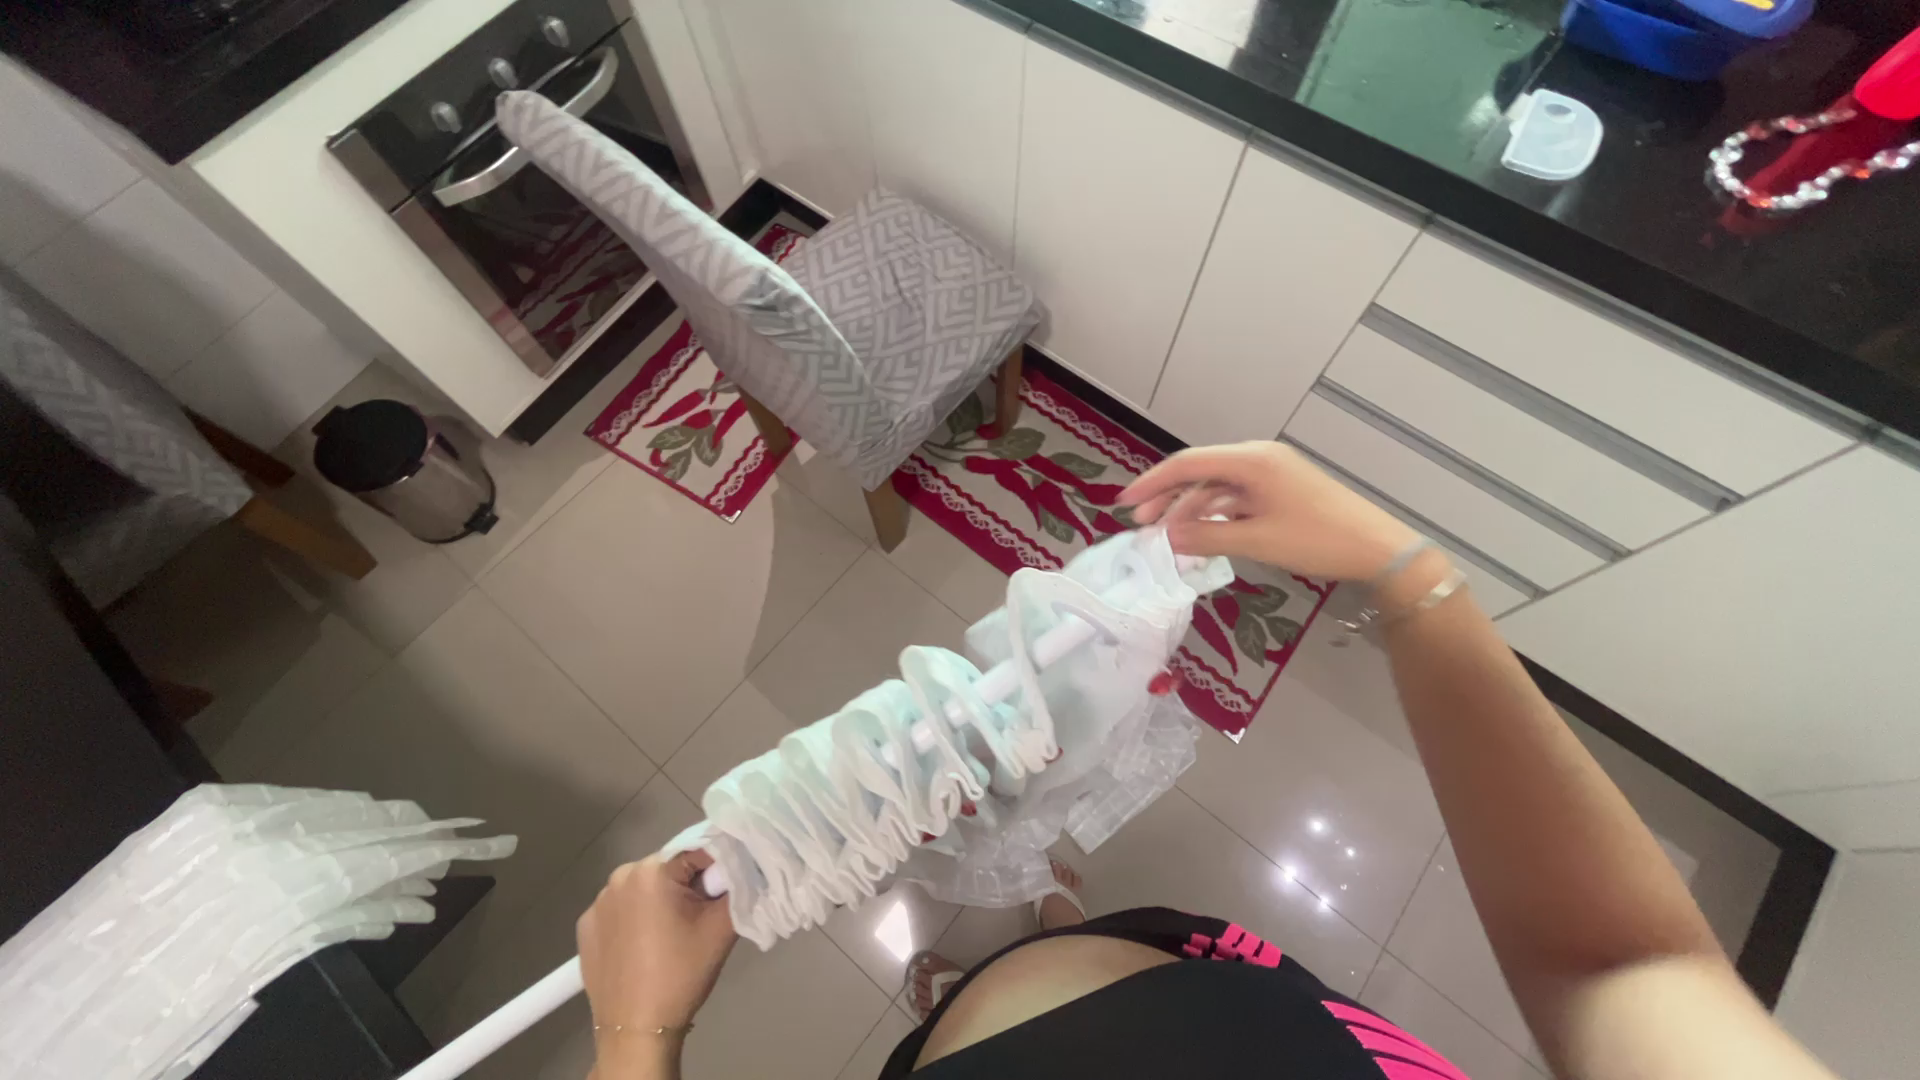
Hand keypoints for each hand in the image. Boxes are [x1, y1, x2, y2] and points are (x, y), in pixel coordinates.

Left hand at [577, 851, 735, 1046]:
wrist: (637, 1031)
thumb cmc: (682, 973)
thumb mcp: (723, 925)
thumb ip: (739, 884)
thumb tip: (746, 863)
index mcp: (653, 870)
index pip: (698, 850)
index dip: (716, 870)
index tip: (722, 895)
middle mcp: (620, 876)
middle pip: (670, 867)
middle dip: (688, 885)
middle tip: (698, 919)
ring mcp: (598, 902)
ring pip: (645, 885)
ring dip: (661, 899)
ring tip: (672, 935)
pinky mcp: (585, 926)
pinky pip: (621, 907)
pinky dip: (636, 917)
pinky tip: (644, 945)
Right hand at [1118, 441, 1419, 580]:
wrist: (1378, 549)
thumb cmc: (1317, 539)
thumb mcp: (1257, 540)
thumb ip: (1206, 537)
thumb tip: (1165, 539)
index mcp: (1251, 460)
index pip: (1188, 464)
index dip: (1152, 483)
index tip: (1125, 502)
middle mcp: (1257, 458)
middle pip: (1199, 471)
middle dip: (1167, 497)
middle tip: (1141, 523)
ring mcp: (1269, 473)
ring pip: (1215, 486)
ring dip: (1189, 508)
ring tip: (1166, 535)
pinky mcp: (1278, 489)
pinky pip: (1234, 496)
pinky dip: (1212, 513)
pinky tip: (1199, 533)